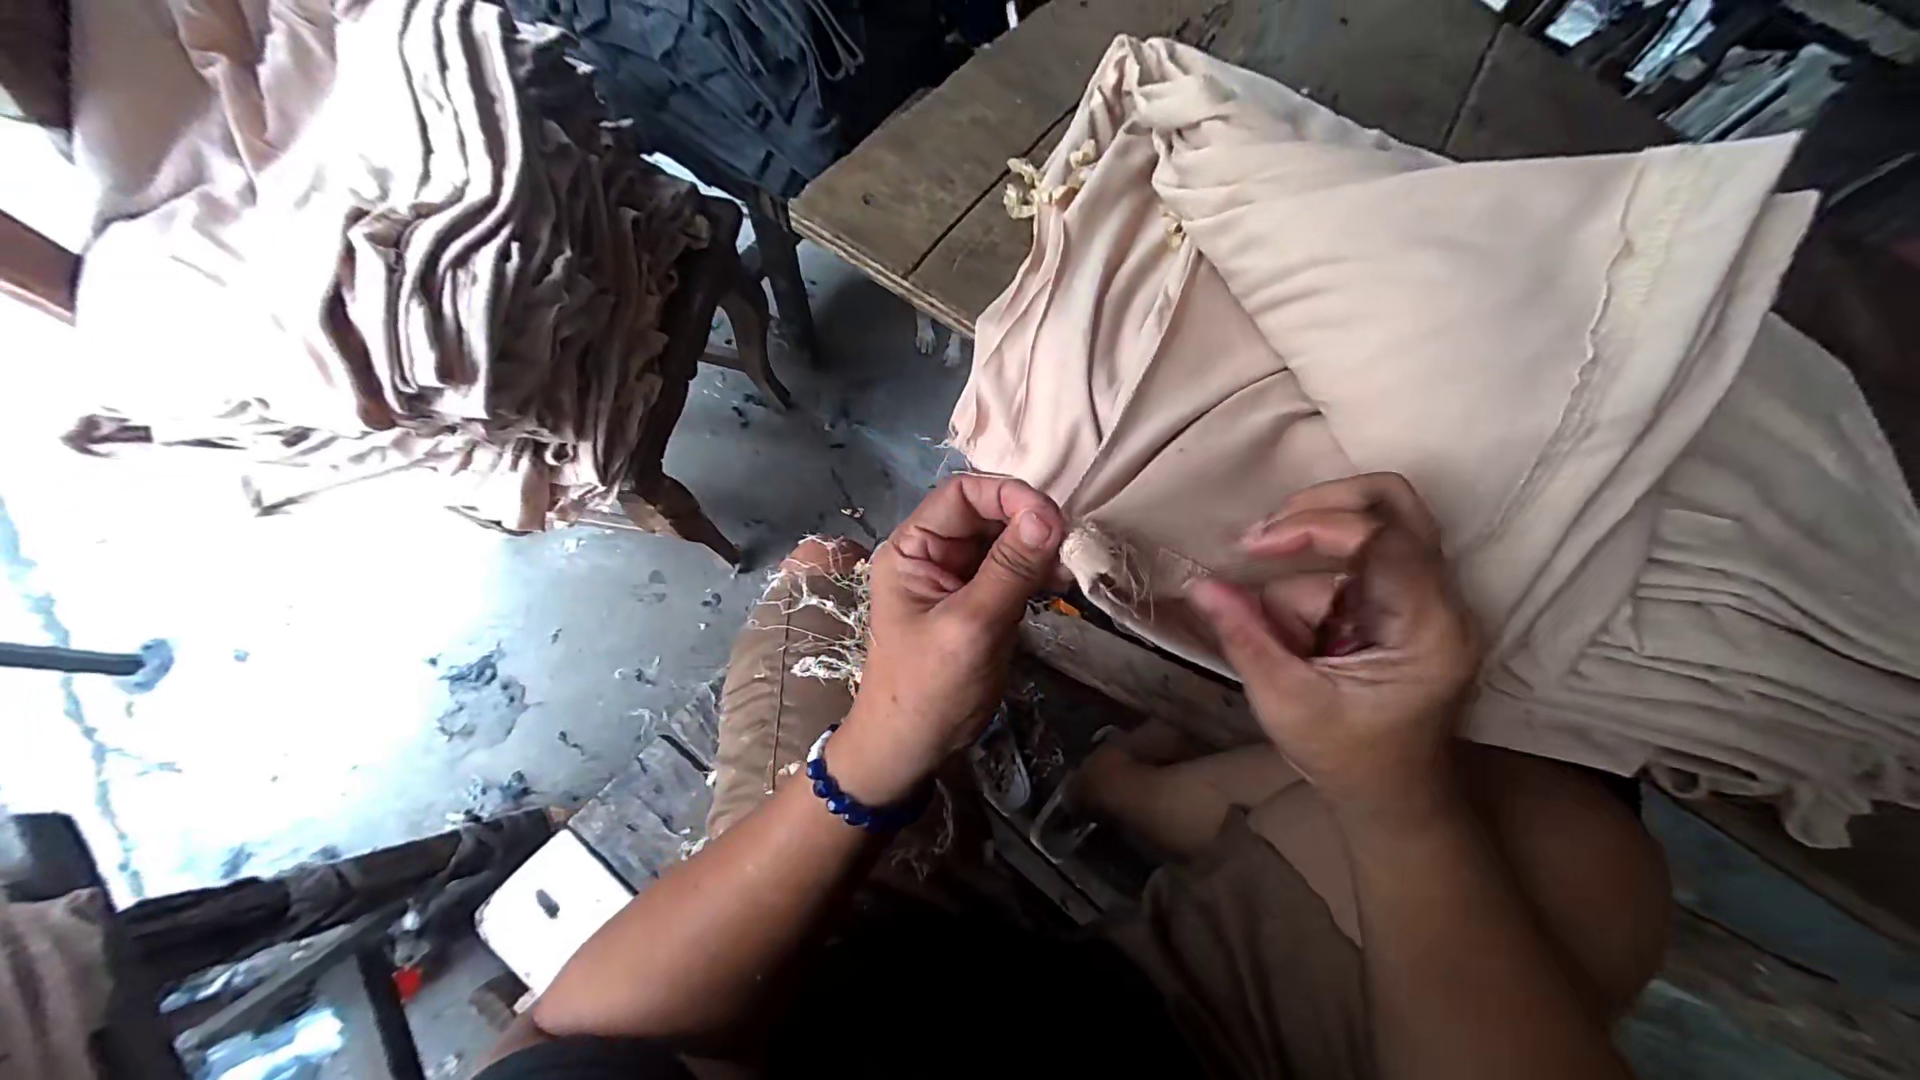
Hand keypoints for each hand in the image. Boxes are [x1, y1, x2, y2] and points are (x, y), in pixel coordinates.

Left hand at [831, 475, 1064, 803]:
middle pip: (986, 513)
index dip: (1007, 495)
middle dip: (1028, 521)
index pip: (962, 495)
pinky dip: (1037, 571)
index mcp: (912, 549)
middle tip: (1067, 544)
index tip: (1051, 517)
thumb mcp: (969, 627)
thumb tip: (1047, 515)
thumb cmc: (927, 689)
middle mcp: (932, 554)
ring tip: (1066, 567)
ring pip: (1004, 540)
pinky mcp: (979, 600)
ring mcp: (957, 577)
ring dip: (1037, 546)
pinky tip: (1059, 583)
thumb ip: (1008, 569)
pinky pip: (1012, 570)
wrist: (912, 746)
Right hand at [1186, 473, 1479, 827]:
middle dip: (1320, 507)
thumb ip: (1245, 637)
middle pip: (1394, 504)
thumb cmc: (1346, 757)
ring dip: (1302, 566)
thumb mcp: (1285, 701)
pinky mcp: (1393, 599)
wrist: (1388, 793)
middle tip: (1264, 535)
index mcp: (1426, 630)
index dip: (1314, 526)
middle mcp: (1437, 601)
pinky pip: (1344, 560)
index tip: (1254, 547)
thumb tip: (1200, 585)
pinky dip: (1305, 583)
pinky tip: (1296, 636)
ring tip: (1281, 634)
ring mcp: (1418, 596)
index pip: (1385, 540)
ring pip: (1364, 526)